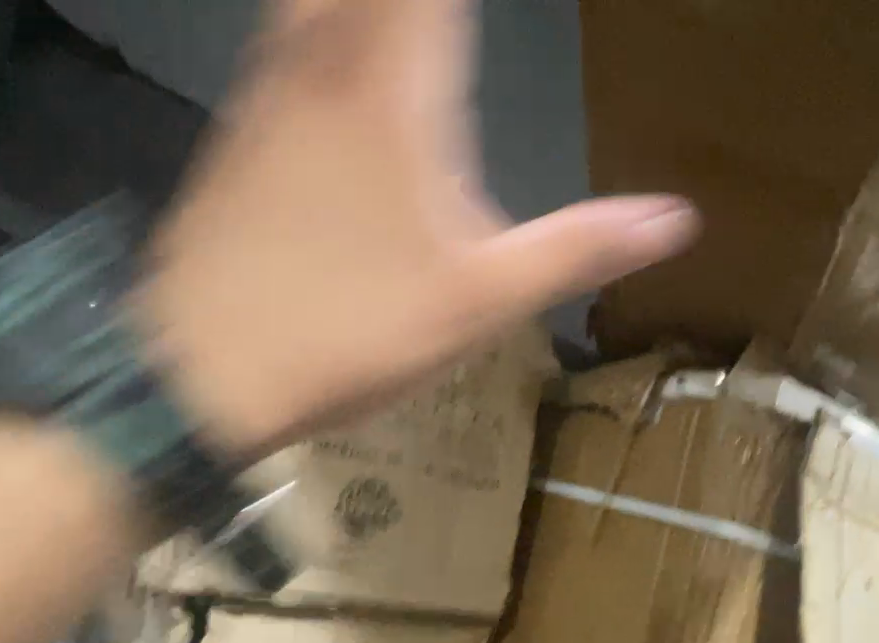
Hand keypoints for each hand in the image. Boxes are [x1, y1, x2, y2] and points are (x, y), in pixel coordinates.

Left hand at [142, 0, 697, 457]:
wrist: (202, 369)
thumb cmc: (348, 334)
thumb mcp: (477, 304)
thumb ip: (574, 251)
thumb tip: (676, 220)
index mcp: (397, 89)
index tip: (478, 11)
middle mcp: (327, 63)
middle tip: (443, 21)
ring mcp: (269, 91)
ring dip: (357, 1)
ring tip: (395, 22)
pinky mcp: (235, 129)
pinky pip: (280, 33)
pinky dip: (314, 16)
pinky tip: (323, 30)